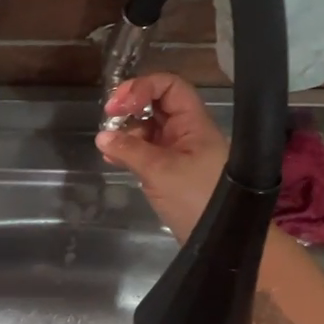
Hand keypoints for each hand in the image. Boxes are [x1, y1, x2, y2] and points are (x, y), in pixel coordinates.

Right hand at [95, 73, 227, 241]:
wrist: (221, 237)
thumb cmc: (197, 197)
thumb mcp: (160, 171)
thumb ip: (129, 150)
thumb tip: (102, 136)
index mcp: (193, 123)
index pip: (169, 86)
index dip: (142, 87)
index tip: (118, 104)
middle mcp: (186, 132)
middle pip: (157, 104)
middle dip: (130, 106)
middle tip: (108, 118)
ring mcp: (178, 151)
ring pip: (149, 128)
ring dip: (127, 130)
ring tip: (108, 144)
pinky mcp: (170, 171)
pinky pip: (146, 151)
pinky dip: (128, 151)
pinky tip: (112, 158)